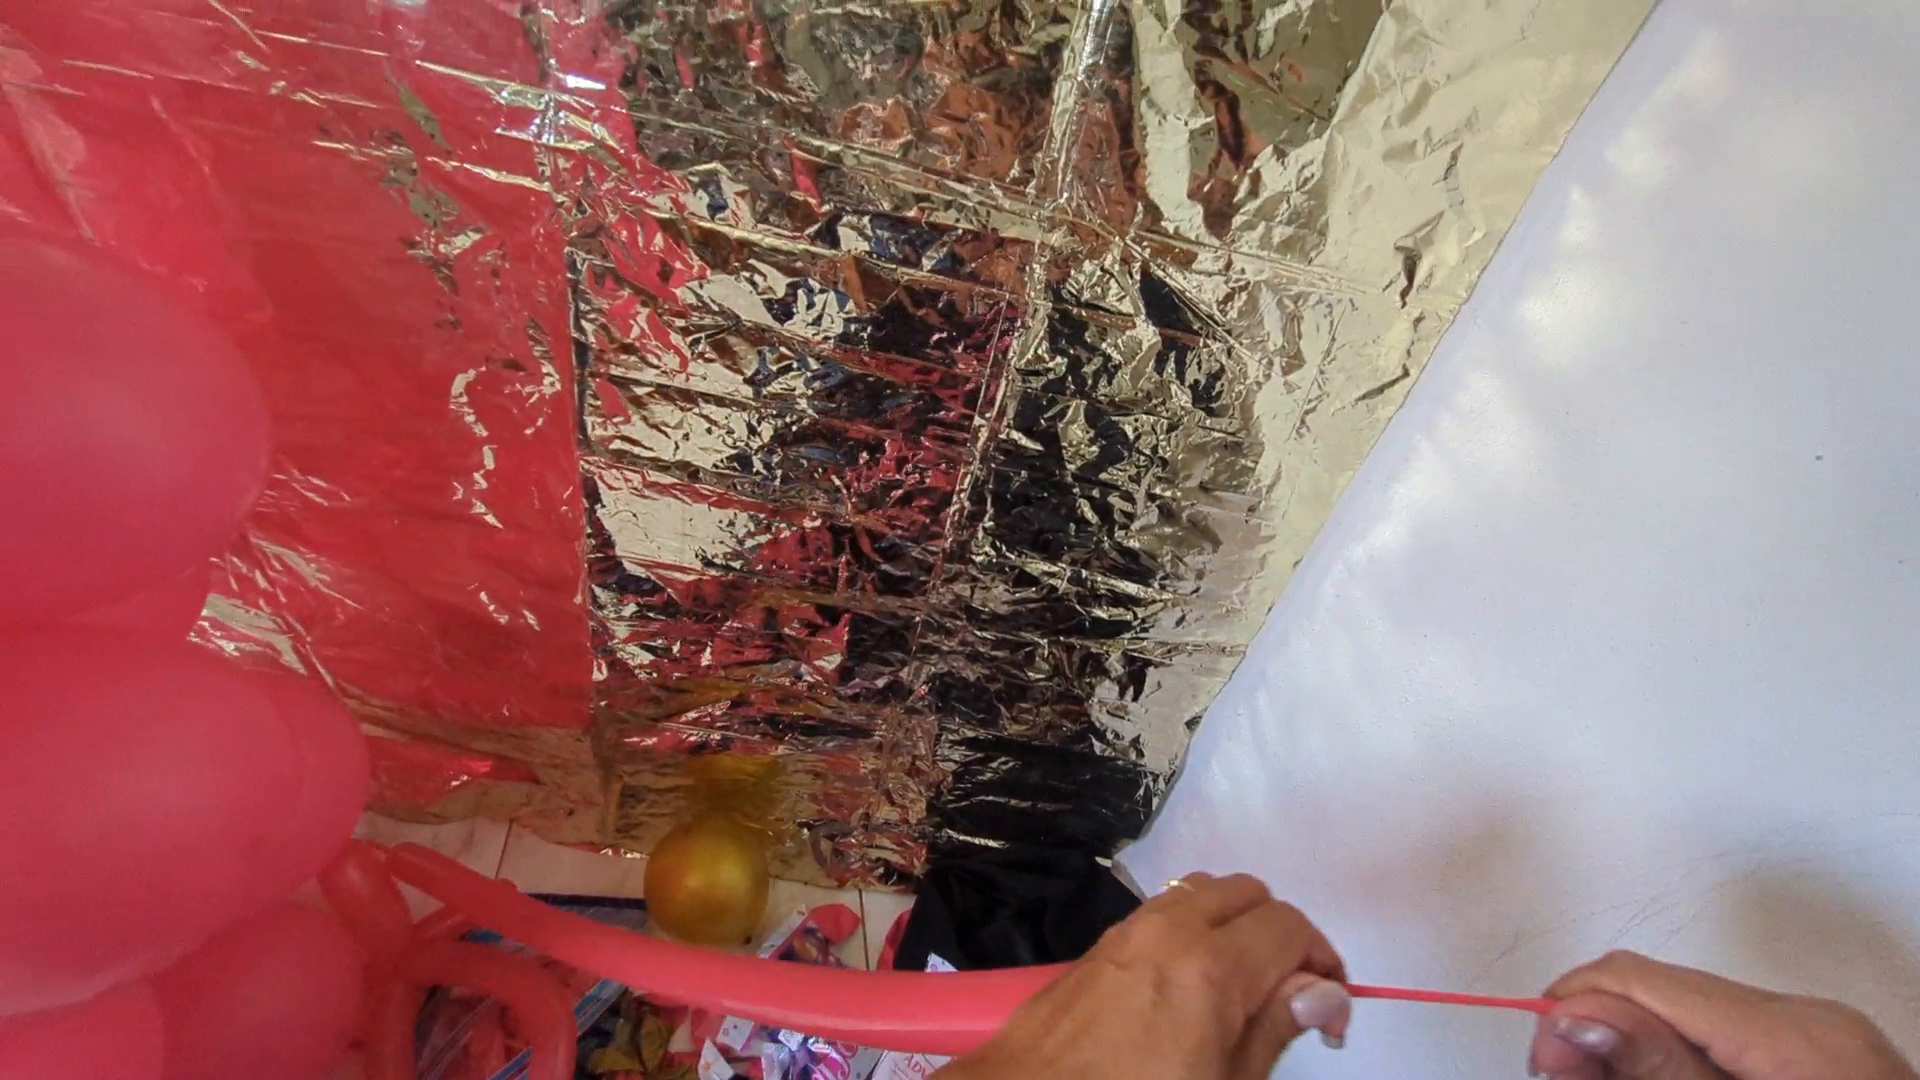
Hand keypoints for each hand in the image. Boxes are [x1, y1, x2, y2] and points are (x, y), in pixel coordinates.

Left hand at [940, 872, 1351, 1079]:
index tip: (1329, 1017)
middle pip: (1250, 892)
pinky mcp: (1107, 935)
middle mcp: (1173, 927)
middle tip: (1289, 998)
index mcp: (1211, 967)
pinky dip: (1197, 921)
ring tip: (1244, 985)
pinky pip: (1167, 904)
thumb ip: (1274, 1028)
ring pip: (1206, 888)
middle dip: (1282, 935)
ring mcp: (1134, 925)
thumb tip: (1323, 989)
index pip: (1290, 926)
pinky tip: (1195, 977)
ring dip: (1238, 920)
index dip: (1324, 963)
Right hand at [1529, 950, 1917, 1079]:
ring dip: (1628, 1044)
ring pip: (1674, 1009)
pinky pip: (1710, 1031)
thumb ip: (1656, 1069)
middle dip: (1596, 1028)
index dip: (1571, 1006)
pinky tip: (1649, 1078)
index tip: (1542, 1062)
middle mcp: (1804, 1015)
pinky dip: (1668, 1054)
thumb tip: (1566, 1015)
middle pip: (1652, 990)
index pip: (1634, 977)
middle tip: (1561, 1077)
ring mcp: (1816, 1035)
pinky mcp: (1816, 1055)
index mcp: (1793, 1029)